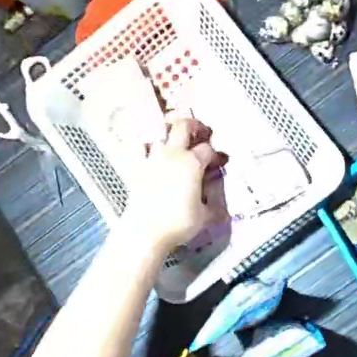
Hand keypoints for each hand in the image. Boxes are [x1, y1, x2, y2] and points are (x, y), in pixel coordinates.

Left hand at [120, 117, 222, 253]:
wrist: (146, 231)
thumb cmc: (179, 223)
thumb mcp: (204, 215)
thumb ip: (213, 205)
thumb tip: (220, 206)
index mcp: (192, 163)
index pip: (207, 149)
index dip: (214, 154)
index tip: (217, 162)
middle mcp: (172, 154)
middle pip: (183, 125)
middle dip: (194, 126)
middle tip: (200, 133)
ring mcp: (152, 158)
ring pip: (159, 130)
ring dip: (168, 129)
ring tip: (174, 136)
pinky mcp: (136, 166)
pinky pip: (139, 146)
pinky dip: (145, 143)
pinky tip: (149, 147)